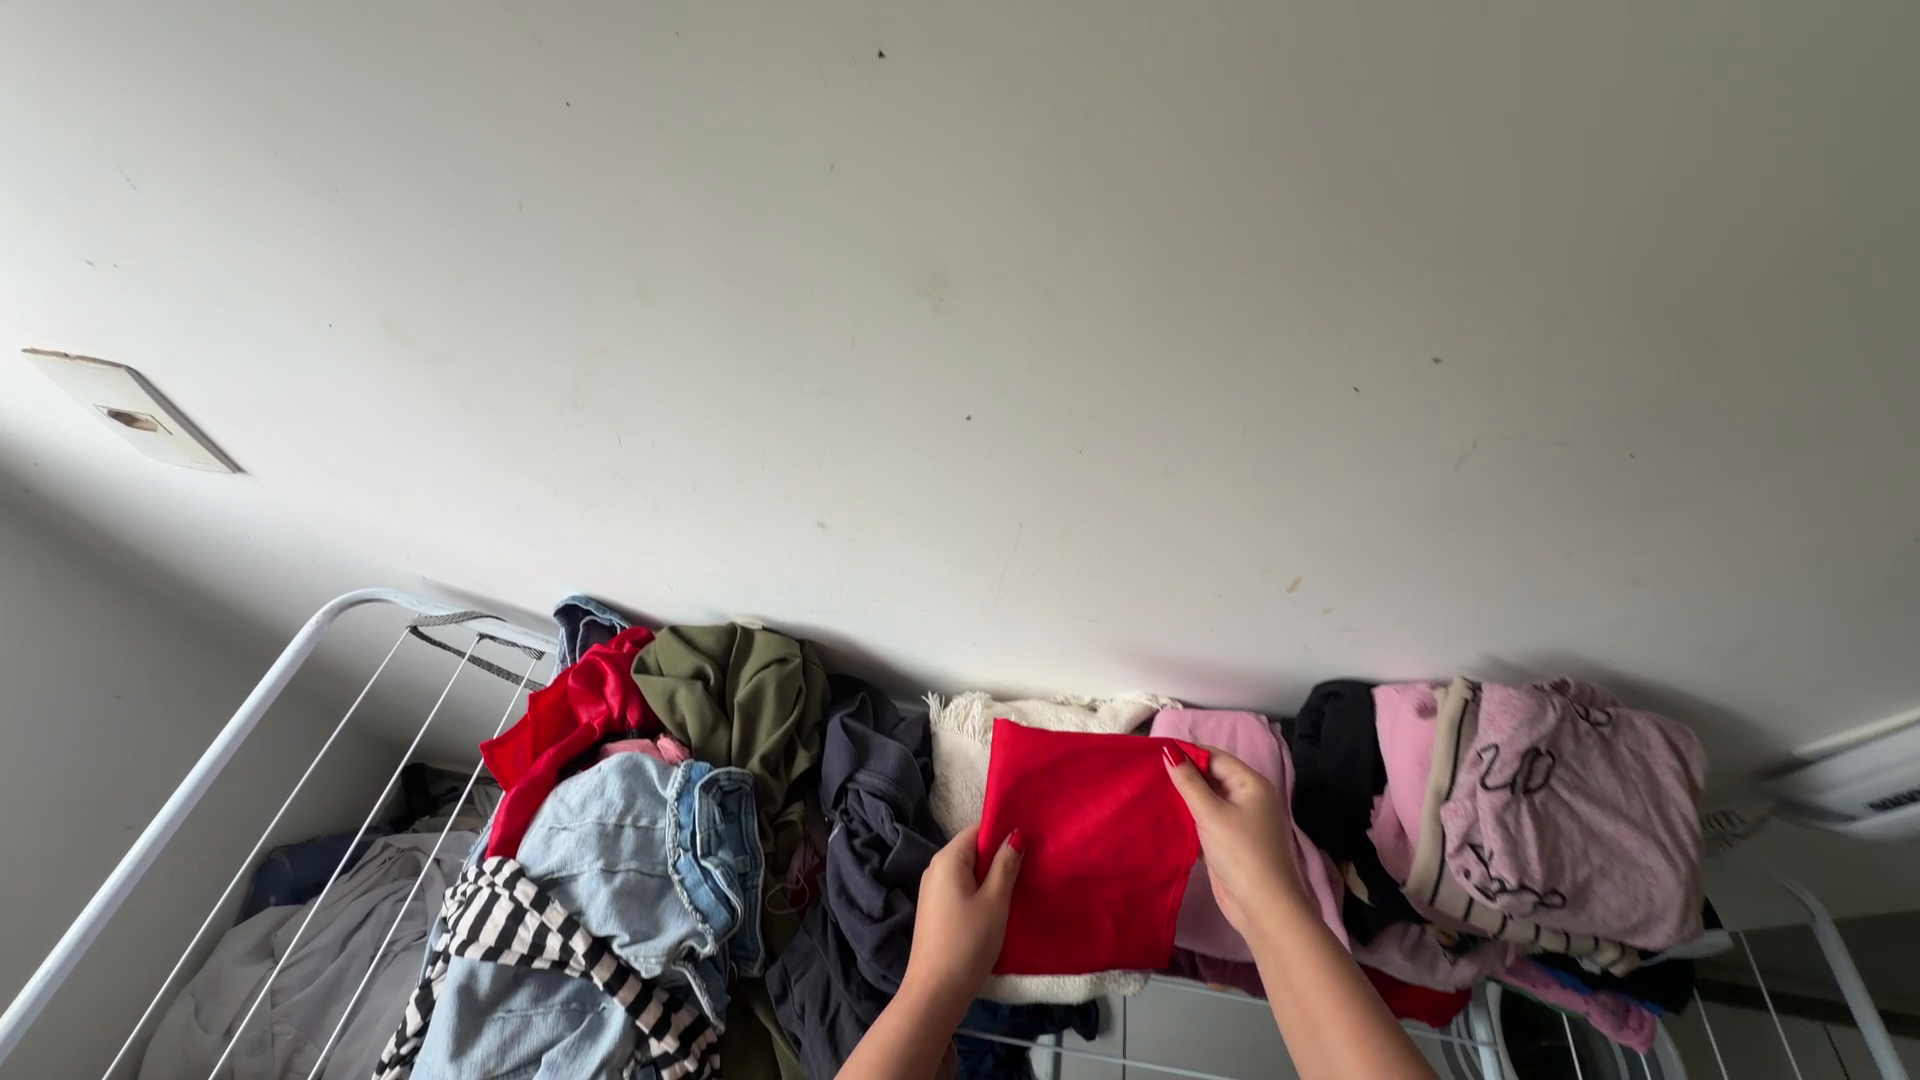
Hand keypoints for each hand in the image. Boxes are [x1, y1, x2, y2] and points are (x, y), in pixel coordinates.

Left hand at [900, 824, 1022, 1011]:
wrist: (935, 992)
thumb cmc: (968, 941)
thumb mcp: (995, 901)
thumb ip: (1006, 865)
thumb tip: (1015, 833)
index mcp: (948, 858)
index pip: (976, 830)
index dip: (1002, 833)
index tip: (1027, 843)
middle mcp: (935, 868)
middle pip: (971, 850)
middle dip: (997, 857)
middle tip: (1027, 868)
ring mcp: (932, 890)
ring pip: (967, 872)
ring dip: (989, 877)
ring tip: (1016, 889)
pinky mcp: (934, 910)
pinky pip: (959, 889)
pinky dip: (977, 892)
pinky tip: (994, 908)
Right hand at [1164, 746, 1305, 936]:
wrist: (1262, 907)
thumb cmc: (1240, 852)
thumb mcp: (1211, 813)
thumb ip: (1188, 781)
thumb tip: (1168, 750)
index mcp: (1250, 784)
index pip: (1214, 757)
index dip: (1186, 753)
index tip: (1154, 755)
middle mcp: (1246, 797)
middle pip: (1209, 776)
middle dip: (1182, 775)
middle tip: (1148, 773)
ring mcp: (1237, 820)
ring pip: (1205, 798)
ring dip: (1182, 796)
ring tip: (1151, 790)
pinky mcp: (1227, 840)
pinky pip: (1203, 819)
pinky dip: (1187, 816)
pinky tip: (1164, 815)